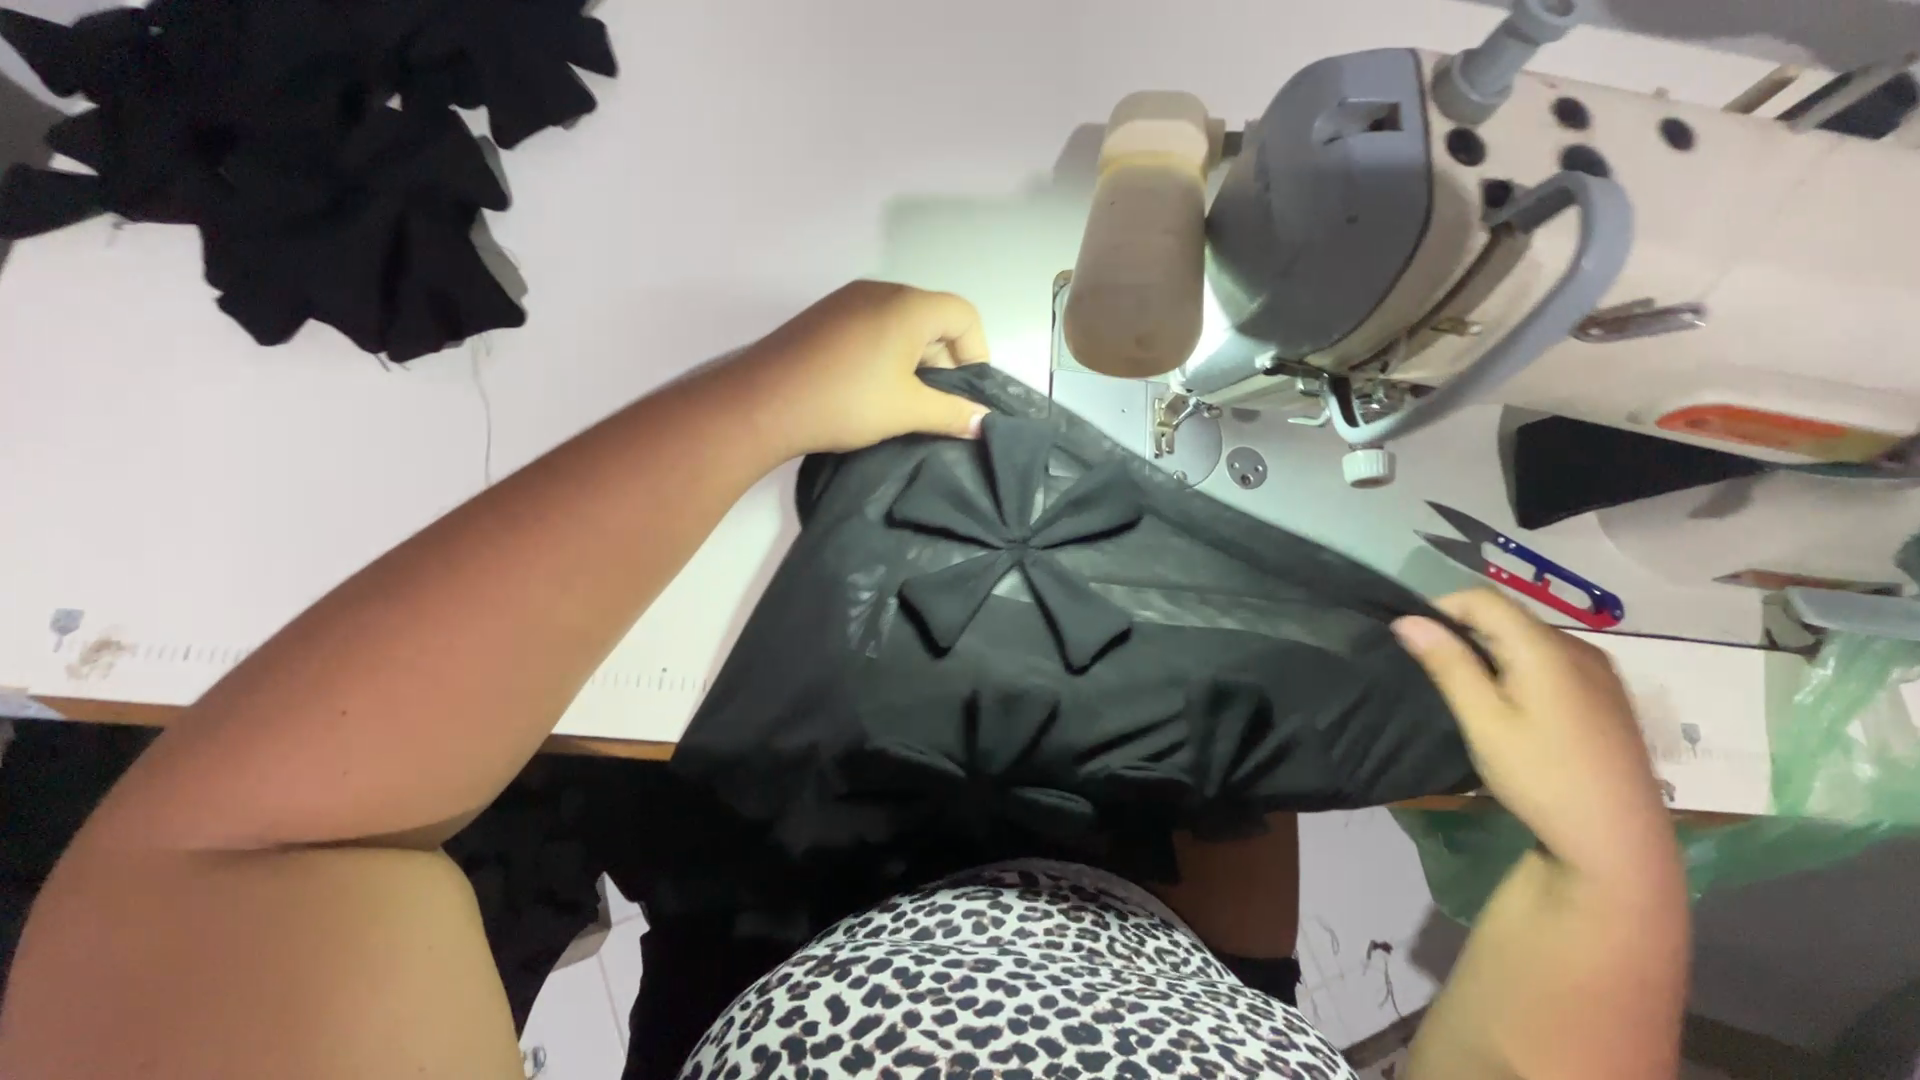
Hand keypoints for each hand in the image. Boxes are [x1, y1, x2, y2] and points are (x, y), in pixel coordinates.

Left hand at [735, 281, 991, 455]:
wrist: (762, 402)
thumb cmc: (846, 401)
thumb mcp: (907, 411)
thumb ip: (952, 413)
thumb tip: (983, 423)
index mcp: (908, 305)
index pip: (964, 316)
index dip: (976, 354)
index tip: (967, 393)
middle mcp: (880, 291)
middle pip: (932, 318)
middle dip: (944, 361)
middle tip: (936, 404)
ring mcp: (846, 301)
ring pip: (900, 325)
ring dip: (913, 361)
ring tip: (903, 402)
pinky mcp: (823, 318)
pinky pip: (871, 328)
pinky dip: (884, 355)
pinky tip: (870, 391)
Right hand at [1391, 590, 1677, 882]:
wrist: (1620, 842)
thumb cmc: (1542, 778)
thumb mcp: (1484, 722)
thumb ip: (1448, 666)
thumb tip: (1407, 620)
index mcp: (1546, 648)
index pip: (1483, 598)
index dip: (1442, 609)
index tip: (1416, 644)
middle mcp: (1579, 648)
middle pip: (1509, 617)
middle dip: (1466, 633)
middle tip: (1438, 676)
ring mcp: (1601, 672)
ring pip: (1530, 640)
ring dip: (1492, 652)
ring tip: (1472, 696)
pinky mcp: (1609, 696)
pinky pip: (1553, 662)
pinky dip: (1521, 669)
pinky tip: (1514, 710)